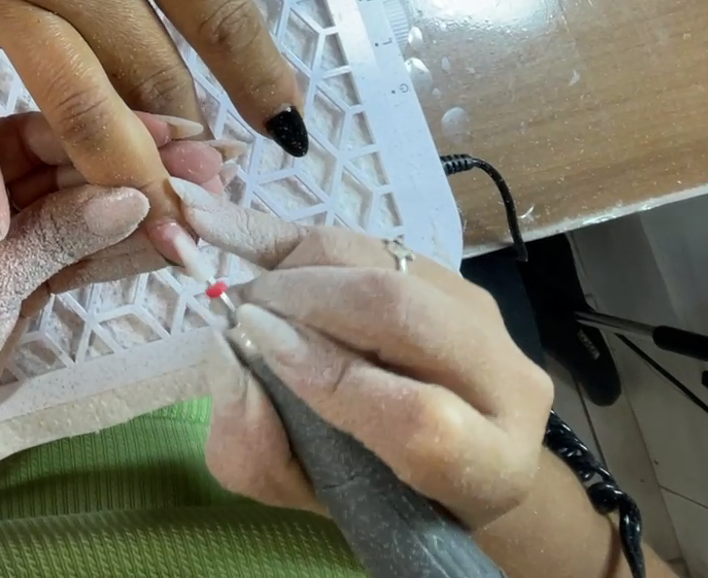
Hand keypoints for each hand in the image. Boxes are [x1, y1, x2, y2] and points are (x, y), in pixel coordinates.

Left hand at [0, 113, 230, 461]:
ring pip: (79, 215)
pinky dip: (120, 253)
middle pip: (66, 172)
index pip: (36, 135)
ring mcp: (2, 238)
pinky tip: (171, 242)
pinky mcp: (19, 279)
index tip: (176, 131)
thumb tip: (134, 192)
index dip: (105, 132)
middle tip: (214, 163)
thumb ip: (55, 233)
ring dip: (138, 212)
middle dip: (135, 169)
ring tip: (211, 200)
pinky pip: (76, 256)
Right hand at [172, 181, 553, 528]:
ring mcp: (472, 309)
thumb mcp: (306, 493)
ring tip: (250, 292)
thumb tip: (226, 361)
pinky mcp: (430, 263)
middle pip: (400, 311)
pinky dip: (272, 228)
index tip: (257, 344)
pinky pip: (345, 234)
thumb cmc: (366, 480)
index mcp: (484, 465)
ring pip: (372, 257)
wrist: (431, 441)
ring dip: (293, 266)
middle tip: (243, 312)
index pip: (419, 418)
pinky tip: (207, 215)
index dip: (328, 376)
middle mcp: (500, 380)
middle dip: (302, 300)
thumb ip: (255, 450)